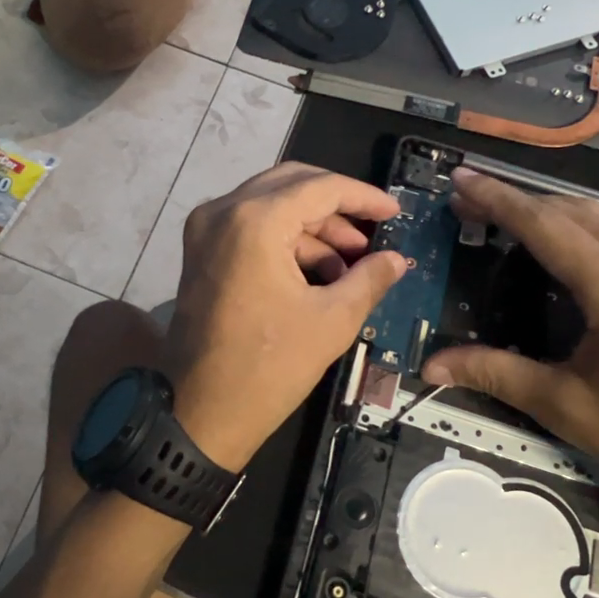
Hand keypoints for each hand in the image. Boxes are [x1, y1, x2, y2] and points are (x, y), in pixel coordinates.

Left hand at [165, 164, 407, 470]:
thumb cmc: (269, 367)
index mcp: (254, 220)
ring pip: (271, 205)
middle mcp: (223, 211)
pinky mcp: (201, 251)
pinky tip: (319, 273)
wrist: (201, 412)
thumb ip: (369, 279)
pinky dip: (286, 241)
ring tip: (352, 266)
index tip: (395, 210)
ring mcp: (205, 230)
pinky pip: (251, 227)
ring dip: (313, 228)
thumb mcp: (332, 321)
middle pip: (292, 185)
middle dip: (337, 208)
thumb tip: (397, 259)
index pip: (320, 187)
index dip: (363, 196)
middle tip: (373, 235)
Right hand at [421, 169, 598, 541]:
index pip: (548, 226)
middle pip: (575, 212)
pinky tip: (558, 259)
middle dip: (520, 201)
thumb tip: (432, 365)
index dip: (499, 199)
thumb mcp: (567, 407)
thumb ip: (497, 373)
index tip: (462, 178)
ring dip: (552, 215)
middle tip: (470, 202)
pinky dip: (580, 237)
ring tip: (505, 222)